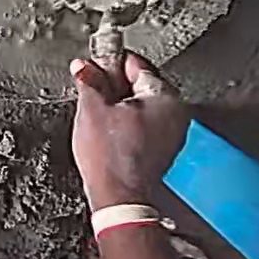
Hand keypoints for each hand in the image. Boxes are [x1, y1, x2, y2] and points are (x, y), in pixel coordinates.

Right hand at [70, 53, 189, 208]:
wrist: (117, 195)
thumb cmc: (110, 157)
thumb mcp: (92, 109)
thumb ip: (89, 80)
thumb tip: (84, 66)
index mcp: (164, 96)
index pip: (134, 63)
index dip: (108, 63)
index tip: (91, 65)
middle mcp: (175, 112)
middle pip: (138, 83)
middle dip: (112, 85)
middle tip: (90, 91)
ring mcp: (171, 131)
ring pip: (139, 104)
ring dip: (117, 103)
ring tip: (97, 114)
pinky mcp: (162, 147)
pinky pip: (143, 123)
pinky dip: (125, 121)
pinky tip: (107, 130)